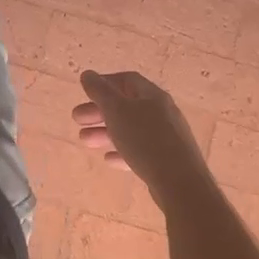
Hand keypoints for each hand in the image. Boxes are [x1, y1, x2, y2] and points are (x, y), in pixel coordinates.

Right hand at [72, 70, 208, 194]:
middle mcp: (162, 113)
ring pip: (131, 129)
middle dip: (99, 112)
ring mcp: (168, 138)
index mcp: (152, 96)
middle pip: (126, 106)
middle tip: (77, 119)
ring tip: (85, 141)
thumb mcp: (116, 110)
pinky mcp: (169, 161)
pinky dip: (123, 152)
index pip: (126, 80)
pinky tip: (109, 160)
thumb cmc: (145, 139)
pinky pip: (141, 151)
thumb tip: (88, 74)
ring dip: (106, 132)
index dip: (104, 83)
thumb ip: (100, 91)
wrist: (181, 184)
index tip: (85, 93)